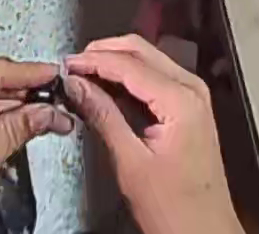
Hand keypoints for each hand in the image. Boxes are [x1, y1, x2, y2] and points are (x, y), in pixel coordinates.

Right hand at [66, 36, 237, 233]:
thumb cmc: (172, 209)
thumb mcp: (131, 165)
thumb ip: (103, 116)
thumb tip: (75, 84)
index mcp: (181, 98)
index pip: (130, 64)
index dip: (94, 60)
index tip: (65, 64)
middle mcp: (190, 85)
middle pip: (141, 51)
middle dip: (104, 52)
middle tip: (73, 64)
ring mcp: (193, 92)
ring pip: (148, 58)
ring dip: (116, 60)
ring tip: (84, 72)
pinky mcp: (190, 102)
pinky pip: (155, 75)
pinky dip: (130, 75)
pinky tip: (107, 84)